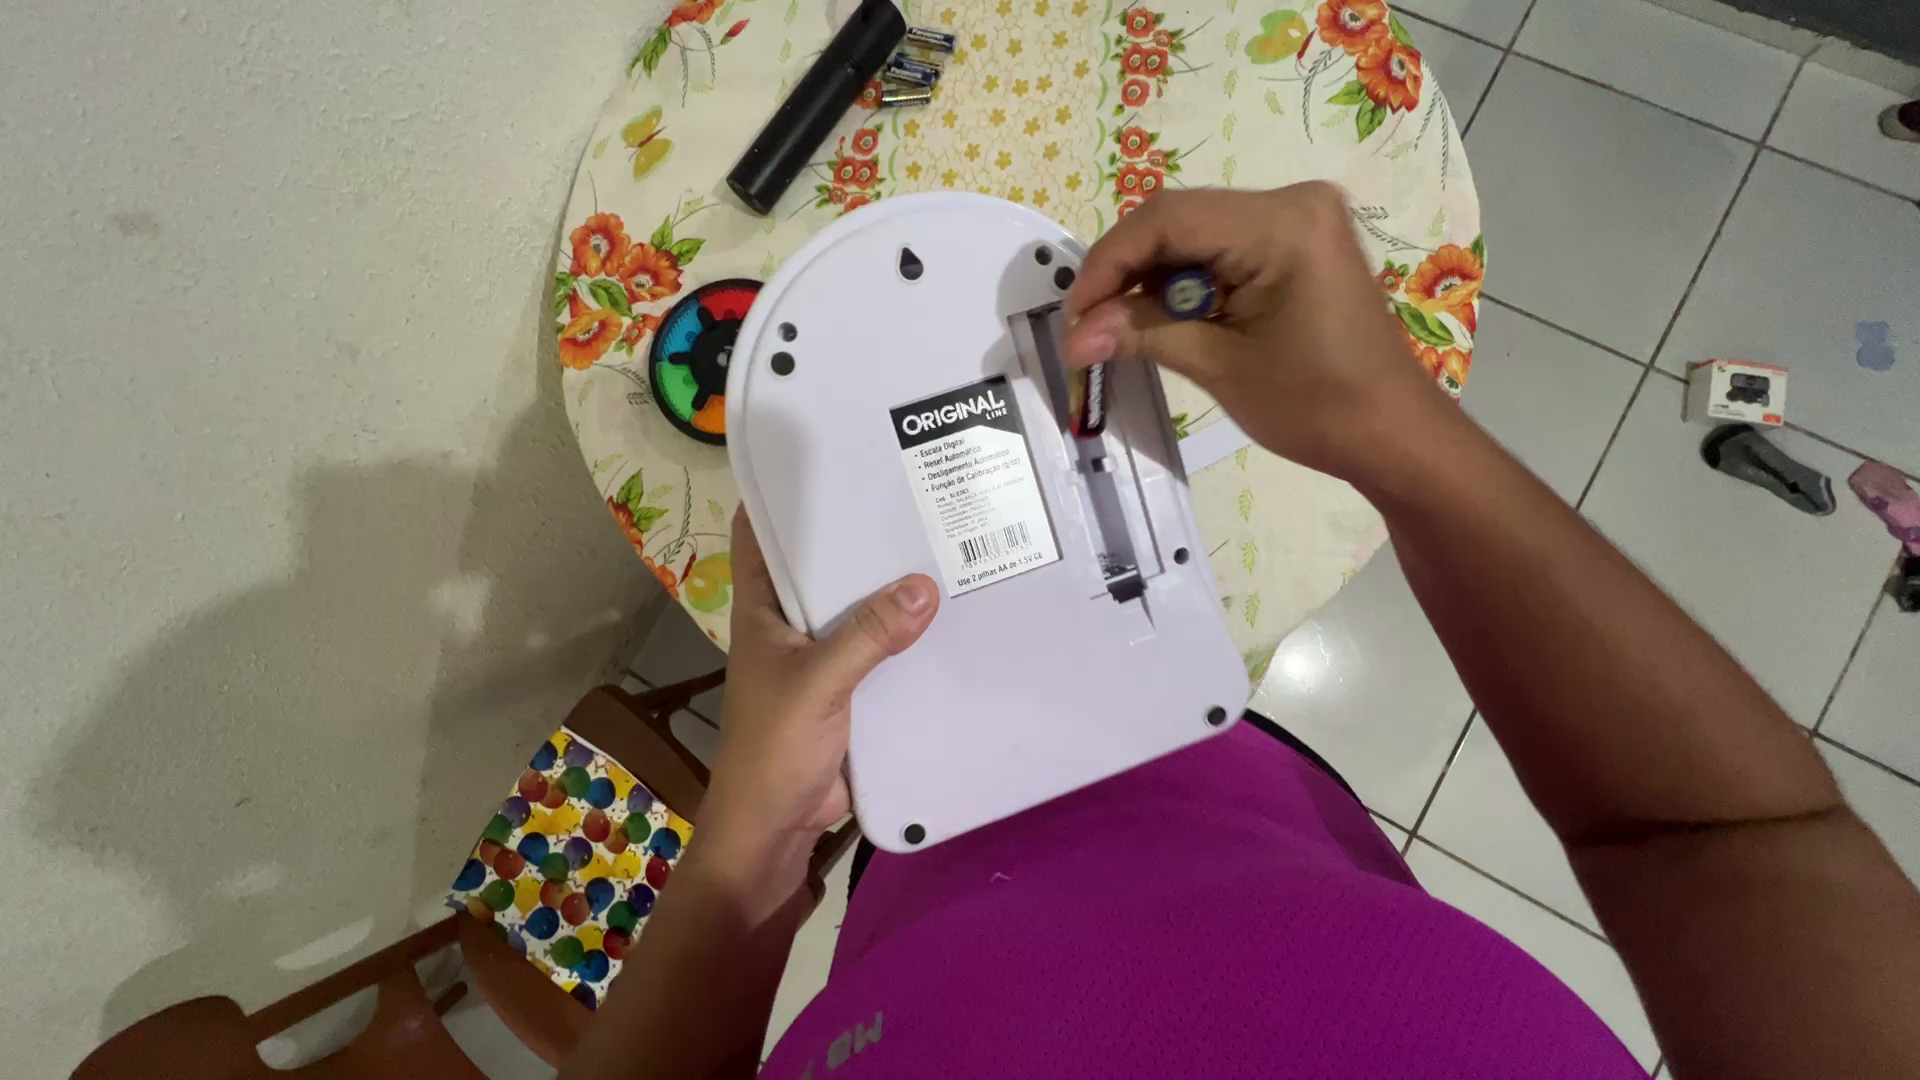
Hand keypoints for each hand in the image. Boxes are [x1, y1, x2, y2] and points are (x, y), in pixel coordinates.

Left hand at [699, 509, 939, 853]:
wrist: (776, 828)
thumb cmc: (775, 747)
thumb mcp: (818, 682)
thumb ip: (868, 635)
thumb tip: (926, 585)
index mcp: (763, 607)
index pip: (760, 532)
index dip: (784, 494)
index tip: (833, 461)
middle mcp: (790, 621)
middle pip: (823, 564)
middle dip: (858, 536)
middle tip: (912, 498)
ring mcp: (821, 653)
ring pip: (856, 605)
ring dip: (888, 585)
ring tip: (941, 544)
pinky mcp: (850, 685)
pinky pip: (880, 646)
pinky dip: (905, 631)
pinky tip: (946, 615)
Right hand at [1063, 183, 1457, 487]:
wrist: (1388, 432)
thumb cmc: (1315, 406)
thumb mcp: (1218, 366)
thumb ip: (1142, 335)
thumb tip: (1070, 337)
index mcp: (1282, 224)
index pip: (1166, 220)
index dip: (1107, 265)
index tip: (1073, 318)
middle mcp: (1291, 202)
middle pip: (1176, 220)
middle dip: (1124, 274)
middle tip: (1088, 328)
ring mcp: (1296, 219)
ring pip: (1191, 235)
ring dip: (1148, 282)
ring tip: (1119, 331)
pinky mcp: (1294, 243)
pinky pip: (1217, 250)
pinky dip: (1181, 285)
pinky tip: (1162, 320)